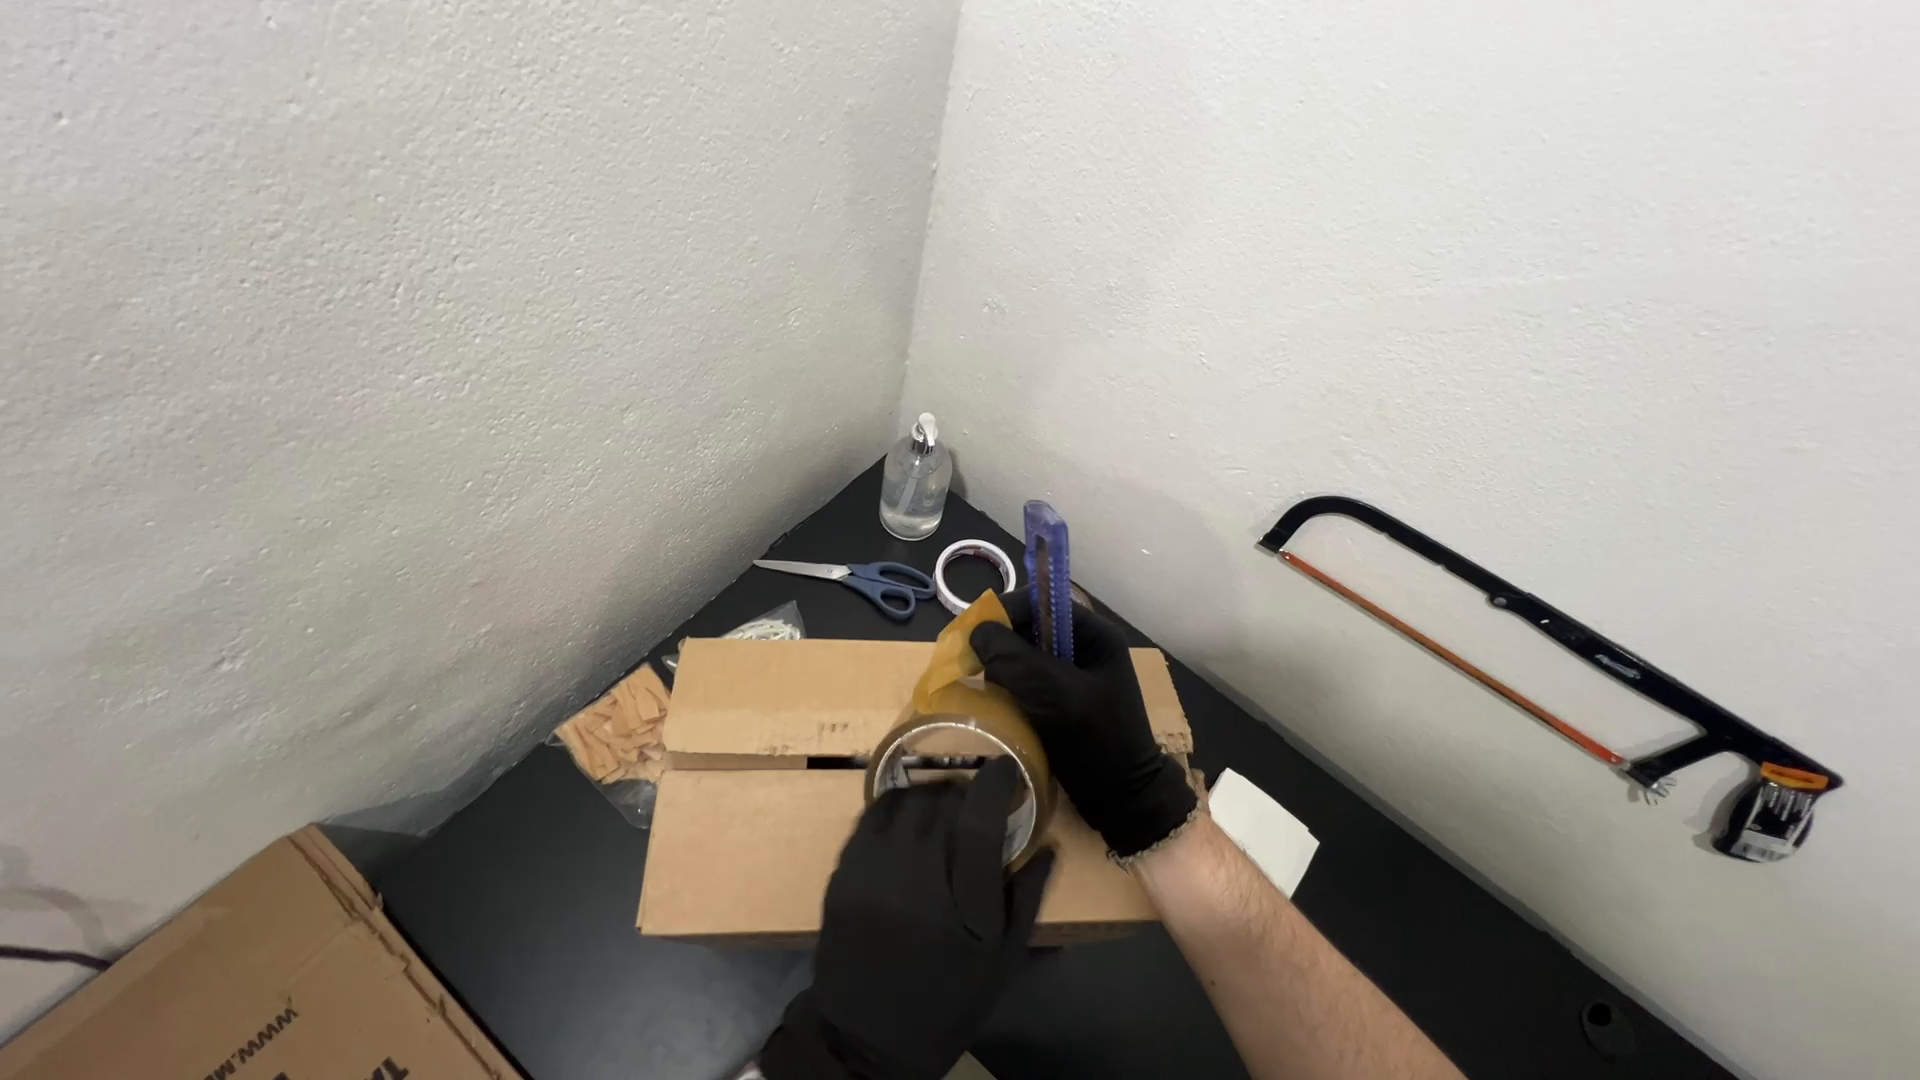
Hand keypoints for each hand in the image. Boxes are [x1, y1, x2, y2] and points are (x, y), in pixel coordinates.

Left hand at [759, 758, 1054, 1079]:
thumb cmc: (948, 998)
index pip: (980, 821)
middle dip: (965, 791)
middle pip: (942, 803)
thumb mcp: (1001, 960)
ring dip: (930, 794)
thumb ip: (1027, 897)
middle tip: (976, 800)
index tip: (1007, 768)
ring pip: (906, 802)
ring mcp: (872, 873)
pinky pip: (871, 816)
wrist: (867, 1036)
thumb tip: (1049, 845)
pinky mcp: (842, 873)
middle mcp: (914, 880)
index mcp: (963, 906)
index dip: (996, 784)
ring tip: (943, 806)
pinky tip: (907, 814)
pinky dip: (895, 804)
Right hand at [970, 592, 1197, 857]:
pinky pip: (1024, 680)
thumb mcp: (1056, 695)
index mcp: (1094, 634)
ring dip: (1000, 665)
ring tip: (979, 681)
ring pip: (1022, 654)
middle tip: (969, 659)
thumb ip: (1015, 659)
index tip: (973, 632)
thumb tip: (976, 631)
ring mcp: (1070, 675)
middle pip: (1029, 626)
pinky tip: (993, 700)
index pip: (1042, 601)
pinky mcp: (1057, 700)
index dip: (1006, 611)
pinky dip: (1005, 686)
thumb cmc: (1098, 742)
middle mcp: (1082, 647)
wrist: (1124, 801)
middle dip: (999, 640)